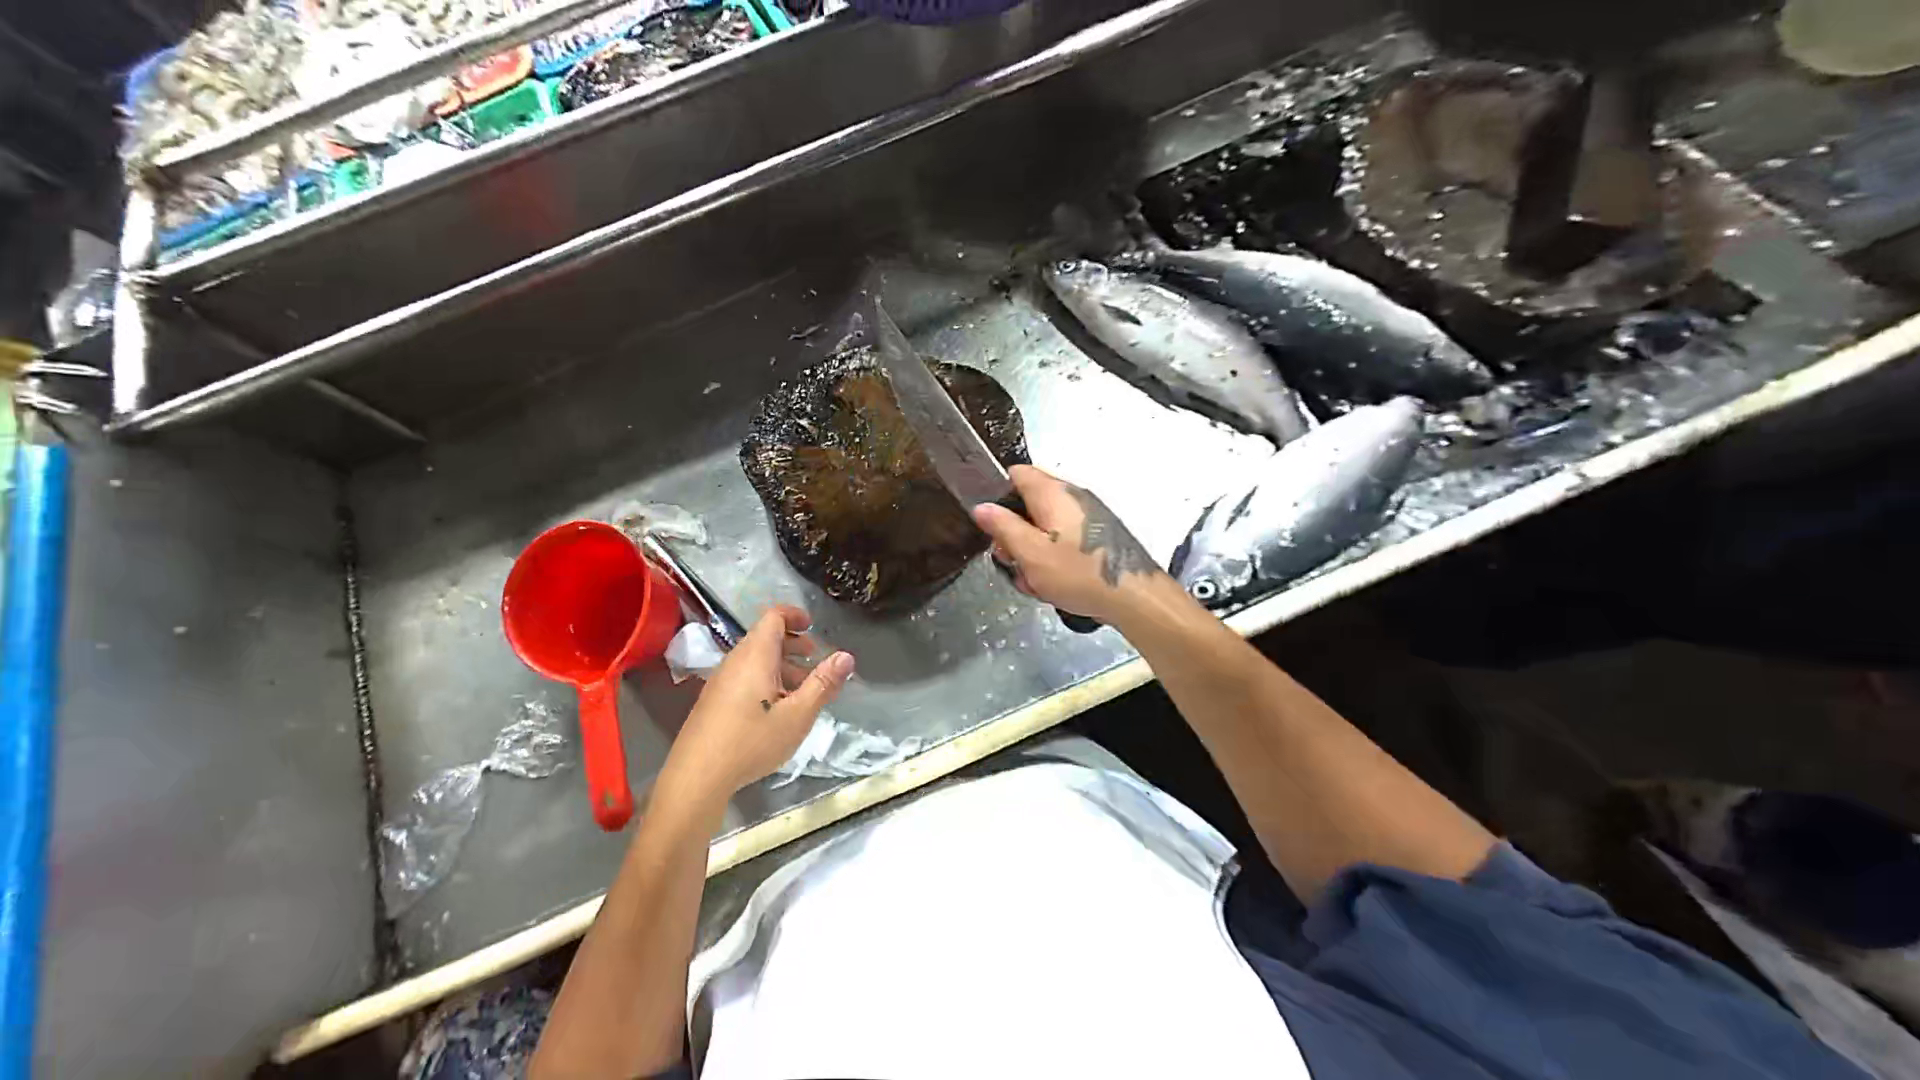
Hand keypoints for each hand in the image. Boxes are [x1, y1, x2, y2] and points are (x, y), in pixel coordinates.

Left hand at [660, 605, 854, 800]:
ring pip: (755, 660)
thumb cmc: (752, 741)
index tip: (813, 626)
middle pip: (765, 638)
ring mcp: (721, 681)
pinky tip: (777, 709)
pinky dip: (766, 679)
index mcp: (756, 656)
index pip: (773, 617)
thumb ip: (823, 684)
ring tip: (802, 689)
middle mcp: (735, 661)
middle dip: (793, 644)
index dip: (794, 615)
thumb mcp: (798, 715)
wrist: (696, 776)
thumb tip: (846, 656)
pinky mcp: (714, 701)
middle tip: (815, 659)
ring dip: (782, 665)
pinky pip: (745, 676)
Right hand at [971, 465, 1175, 628]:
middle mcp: (1073, 496)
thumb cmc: (1079, 573)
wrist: (1134, 597)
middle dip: (1015, 531)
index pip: (1017, 473)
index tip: (992, 524)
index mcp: (1053, 492)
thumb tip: (982, 507)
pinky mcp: (1099, 536)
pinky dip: (1054, 557)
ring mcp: (1088, 516)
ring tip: (1034, 579)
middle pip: (1030, 502)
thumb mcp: (1030, 553)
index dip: (998, 494)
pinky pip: (1065, 539)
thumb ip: (1003, 527)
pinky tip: (1054, 584)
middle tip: (1013, 560)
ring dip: (1033, 550)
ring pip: (1046, 525)